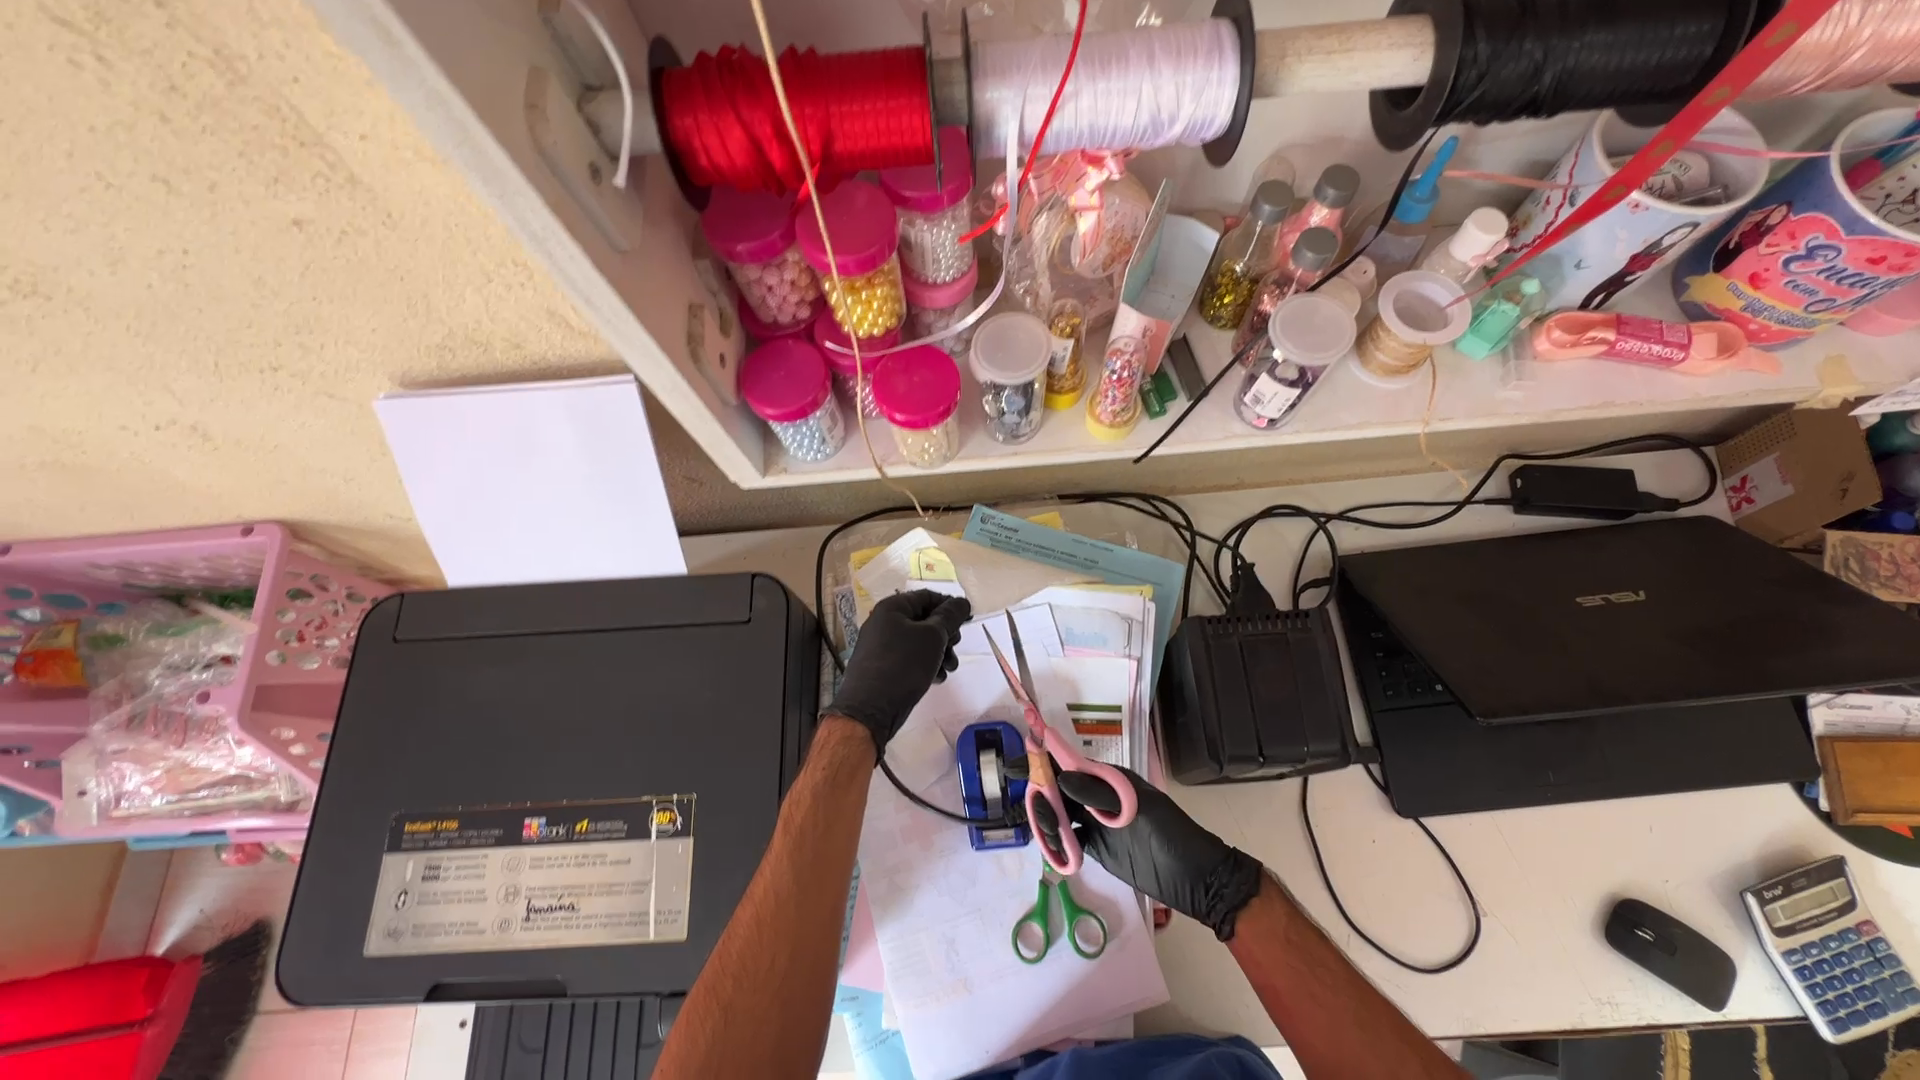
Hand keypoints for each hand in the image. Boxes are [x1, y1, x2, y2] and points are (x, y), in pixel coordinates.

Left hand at [826, 590, 970, 753]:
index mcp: (892, 608)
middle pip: (925, 619)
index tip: (969, 621)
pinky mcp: (883, 667)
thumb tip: (962, 602)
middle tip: (955, 647)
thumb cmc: (903, 665)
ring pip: (920, 642)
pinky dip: (926, 665)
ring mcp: (882, 646)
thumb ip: (950, 616)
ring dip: (940, 652)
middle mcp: (884, 622)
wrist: (871, 708)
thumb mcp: (933, 636)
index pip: (928, 596)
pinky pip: (910, 658)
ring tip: (949, 668)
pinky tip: (936, 679)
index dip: (950, 606)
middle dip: (946, 634)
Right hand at [1034, 767, 1264, 941]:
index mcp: (1108, 780)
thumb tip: (1060, 776)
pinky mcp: (1096, 847)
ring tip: (1050, 839)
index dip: (1043, 756)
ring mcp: (1096, 823)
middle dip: (1041, 797)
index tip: (1019, 756)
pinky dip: (1057, 845)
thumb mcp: (1138, 810)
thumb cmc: (1170, 835)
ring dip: (1048, 823)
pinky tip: (1054, 854)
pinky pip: (1069, 840)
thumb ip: (1099, 794)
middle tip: (1032, 812)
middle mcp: (1098, 797)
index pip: (1068, 762)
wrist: (1195, 877)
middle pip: (1058, 789)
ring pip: (1060, 815)